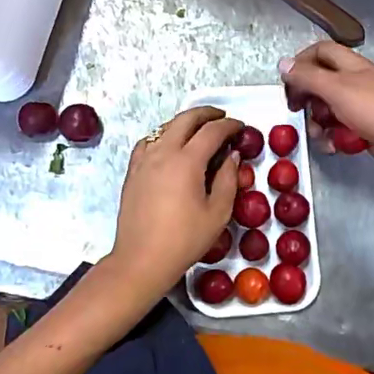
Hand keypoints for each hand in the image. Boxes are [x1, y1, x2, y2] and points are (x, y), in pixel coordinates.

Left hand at [105, 106, 242, 298]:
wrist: (142, 259)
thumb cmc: (184, 240)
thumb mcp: (218, 213)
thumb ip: (228, 179)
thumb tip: (231, 156)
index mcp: (186, 161)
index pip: (212, 131)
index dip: (229, 126)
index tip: (240, 127)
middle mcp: (163, 153)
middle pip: (185, 120)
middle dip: (206, 114)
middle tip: (222, 118)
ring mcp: (144, 161)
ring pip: (165, 128)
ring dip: (184, 123)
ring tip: (199, 130)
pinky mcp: (133, 172)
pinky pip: (148, 142)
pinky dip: (163, 136)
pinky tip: (169, 146)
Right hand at [280, 42, 373, 171]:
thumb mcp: (337, 90)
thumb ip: (308, 77)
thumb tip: (283, 64)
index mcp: (351, 65)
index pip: (320, 51)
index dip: (301, 62)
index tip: (289, 82)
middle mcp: (356, 81)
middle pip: (320, 82)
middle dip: (307, 98)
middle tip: (299, 110)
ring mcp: (362, 104)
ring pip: (328, 109)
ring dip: (319, 123)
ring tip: (319, 134)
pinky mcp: (365, 126)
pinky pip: (340, 128)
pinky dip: (334, 137)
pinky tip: (335, 146)